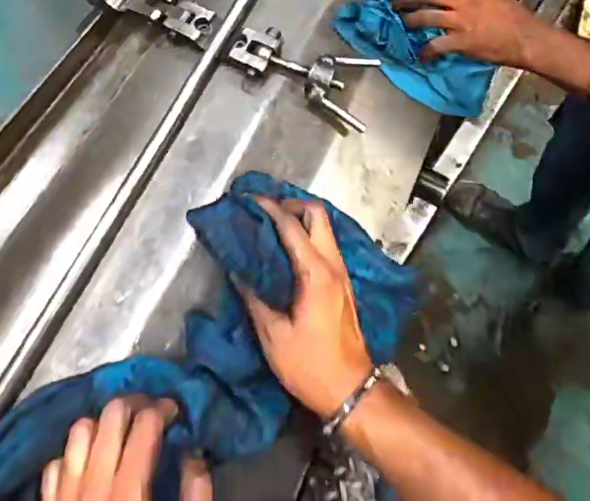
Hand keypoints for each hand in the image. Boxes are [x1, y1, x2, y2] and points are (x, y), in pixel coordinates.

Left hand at [42, 396, 211, 500]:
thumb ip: (196, 495)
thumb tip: (193, 454)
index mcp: (129, 494)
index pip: (144, 423)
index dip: (164, 408)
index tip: (177, 414)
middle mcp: (93, 488)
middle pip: (111, 416)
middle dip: (136, 406)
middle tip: (153, 416)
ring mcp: (64, 500)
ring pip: (79, 431)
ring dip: (103, 426)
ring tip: (122, 436)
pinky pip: (55, 466)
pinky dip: (74, 456)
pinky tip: (91, 468)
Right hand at [237, 196, 376, 418]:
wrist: (351, 389)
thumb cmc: (310, 365)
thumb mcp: (274, 337)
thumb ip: (255, 299)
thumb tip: (238, 271)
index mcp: (315, 273)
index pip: (292, 226)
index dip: (269, 208)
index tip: (248, 199)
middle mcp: (333, 263)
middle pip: (317, 214)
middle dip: (290, 204)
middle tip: (263, 211)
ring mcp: (342, 271)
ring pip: (324, 226)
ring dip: (300, 218)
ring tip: (271, 226)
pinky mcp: (343, 281)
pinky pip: (325, 242)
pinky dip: (307, 234)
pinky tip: (287, 248)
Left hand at [392, 0, 557, 67]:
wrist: (527, 37)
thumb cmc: (513, 14)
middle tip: (395, 1)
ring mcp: (459, 20)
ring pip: (424, 17)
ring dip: (410, 20)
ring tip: (403, 23)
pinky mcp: (461, 41)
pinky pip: (435, 45)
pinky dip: (426, 51)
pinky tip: (422, 55)